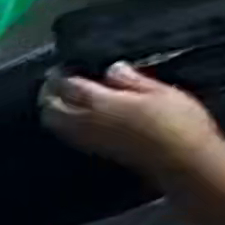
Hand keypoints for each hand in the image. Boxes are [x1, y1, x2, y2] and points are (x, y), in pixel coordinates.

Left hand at [40, 63, 224, 174]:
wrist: (176, 156)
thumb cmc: (177, 120)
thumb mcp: (161, 92)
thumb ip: (131, 80)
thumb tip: (111, 68)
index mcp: (99, 103)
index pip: (68, 86)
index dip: (60, 75)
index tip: (60, 68)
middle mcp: (80, 119)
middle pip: (49, 103)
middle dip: (47, 90)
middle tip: (53, 80)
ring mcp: (78, 134)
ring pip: (48, 118)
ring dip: (47, 105)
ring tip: (55, 94)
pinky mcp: (82, 145)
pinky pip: (57, 129)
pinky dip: (54, 117)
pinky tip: (64, 112)